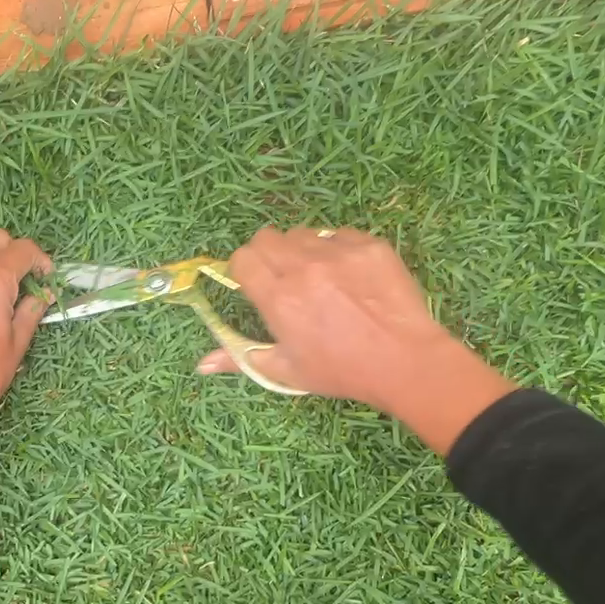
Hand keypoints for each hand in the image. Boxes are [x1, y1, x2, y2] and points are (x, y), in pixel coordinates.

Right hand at [197, 226, 514, 454]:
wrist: (404, 360)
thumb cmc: (339, 371)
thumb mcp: (285, 370)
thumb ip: (240, 359)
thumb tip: (200, 365)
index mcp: (277, 298)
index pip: (242, 259)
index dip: (243, 270)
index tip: (254, 285)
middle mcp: (302, 268)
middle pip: (266, 238)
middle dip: (267, 255)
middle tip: (282, 279)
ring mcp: (338, 252)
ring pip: (301, 233)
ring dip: (299, 249)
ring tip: (316, 276)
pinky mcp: (368, 245)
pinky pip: (338, 235)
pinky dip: (335, 249)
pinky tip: (347, 275)